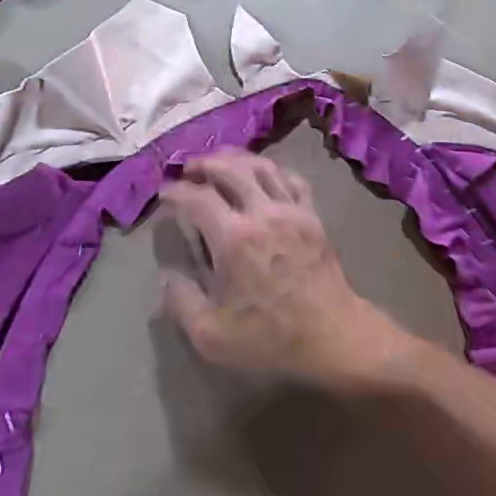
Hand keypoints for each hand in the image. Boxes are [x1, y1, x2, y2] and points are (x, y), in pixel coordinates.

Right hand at [160, 151, 412, 392]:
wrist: (331, 332)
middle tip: (188, 168)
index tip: (164, 193)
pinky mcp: (314, 217)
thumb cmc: (269, 336)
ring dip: (239, 160)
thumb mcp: (209, 333)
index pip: (199, 198)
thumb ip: (182, 301)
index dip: (176, 191)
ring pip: (266, 168)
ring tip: (221, 163)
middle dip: (206, 163)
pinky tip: (264, 176)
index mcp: (235, 239)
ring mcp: (295, 211)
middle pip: (233, 169)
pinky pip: (294, 180)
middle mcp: (265, 214)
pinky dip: (275, 170)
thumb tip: (170, 275)